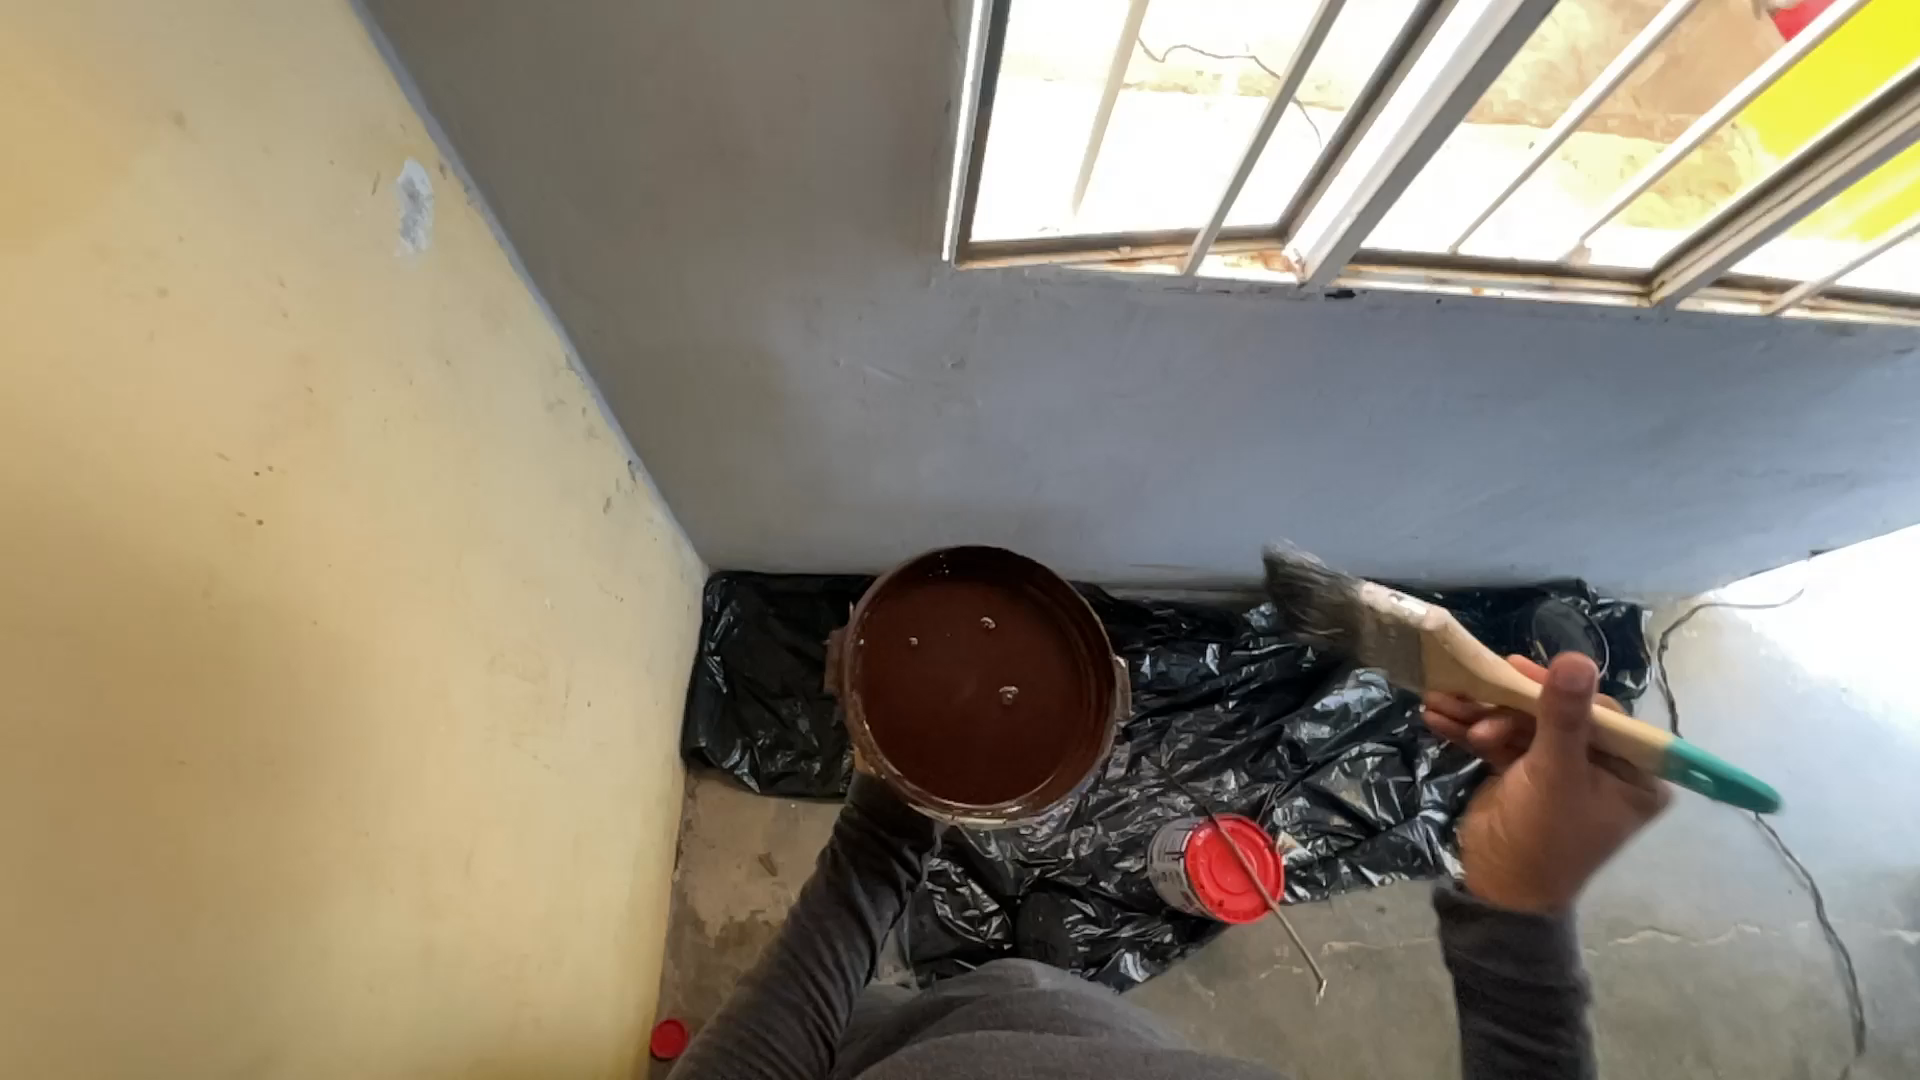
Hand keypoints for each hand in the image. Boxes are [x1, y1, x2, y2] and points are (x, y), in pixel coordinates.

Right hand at [1423, 652, 1669, 913]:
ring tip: (1438, 704)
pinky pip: (1495, 741)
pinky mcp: (1519, 774)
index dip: (1555, 690)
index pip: (1599, 714)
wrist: (1497, 885)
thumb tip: (1575, 657)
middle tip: (1463, 691)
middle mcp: (1598, 767)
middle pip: (1549, 715)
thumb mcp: (1554, 773)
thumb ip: (1562, 716)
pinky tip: (1434, 719)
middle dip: (1501, 704)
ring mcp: (1555, 770)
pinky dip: (1465, 730)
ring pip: (1515, 725)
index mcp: (1631, 773)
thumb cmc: (1544, 836)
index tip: (1512, 669)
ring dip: (1474, 713)